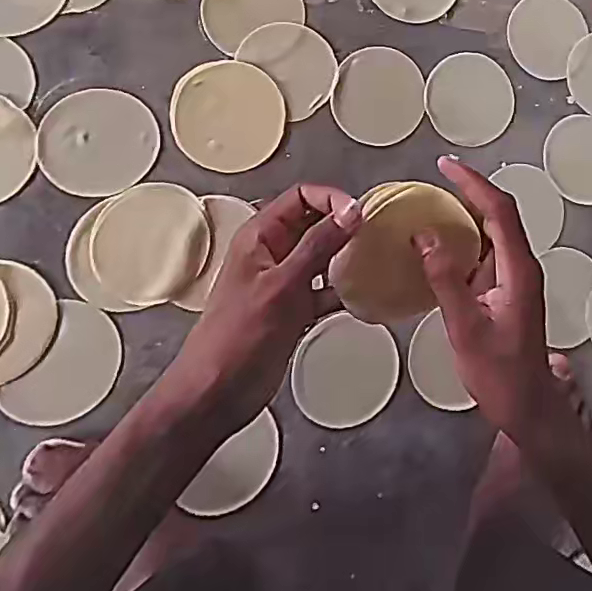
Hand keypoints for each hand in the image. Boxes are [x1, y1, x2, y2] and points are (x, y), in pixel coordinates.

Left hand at [163, 184, 360, 430]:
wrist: (216, 394)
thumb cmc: (239, 336)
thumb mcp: (283, 284)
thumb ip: (319, 244)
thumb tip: (352, 211)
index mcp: (261, 236)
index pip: (301, 196)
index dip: (332, 198)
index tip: (361, 214)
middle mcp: (273, 252)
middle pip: (315, 222)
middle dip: (344, 225)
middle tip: (375, 235)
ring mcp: (285, 281)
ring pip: (323, 255)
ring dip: (347, 256)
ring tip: (375, 260)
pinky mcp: (295, 308)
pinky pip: (326, 288)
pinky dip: (345, 289)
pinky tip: (365, 294)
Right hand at [418, 157, 564, 441]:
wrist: (526, 402)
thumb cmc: (498, 372)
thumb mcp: (465, 328)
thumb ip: (445, 280)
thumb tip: (424, 237)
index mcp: (518, 270)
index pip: (499, 211)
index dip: (474, 184)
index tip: (446, 166)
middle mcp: (522, 265)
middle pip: (502, 213)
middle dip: (472, 189)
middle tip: (440, 175)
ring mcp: (518, 275)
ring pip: (497, 228)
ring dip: (471, 209)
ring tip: (438, 198)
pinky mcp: (509, 286)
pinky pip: (490, 248)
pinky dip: (469, 233)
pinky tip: (445, 237)